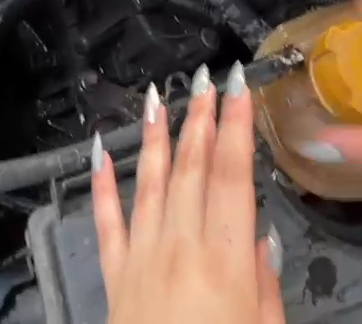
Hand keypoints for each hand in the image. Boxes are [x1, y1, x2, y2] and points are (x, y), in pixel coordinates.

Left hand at [93, 63, 283, 323]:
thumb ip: (263, 285)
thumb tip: (261, 233)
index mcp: (225, 260)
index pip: (233, 175)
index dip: (236, 125)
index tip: (238, 86)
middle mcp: (180, 246)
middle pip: (193, 168)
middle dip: (200, 117)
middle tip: (203, 76)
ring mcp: (141, 258)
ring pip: (150, 182)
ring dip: (155, 135)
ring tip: (156, 95)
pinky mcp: (113, 277)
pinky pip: (106, 223)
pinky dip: (101, 185)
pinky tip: (98, 151)